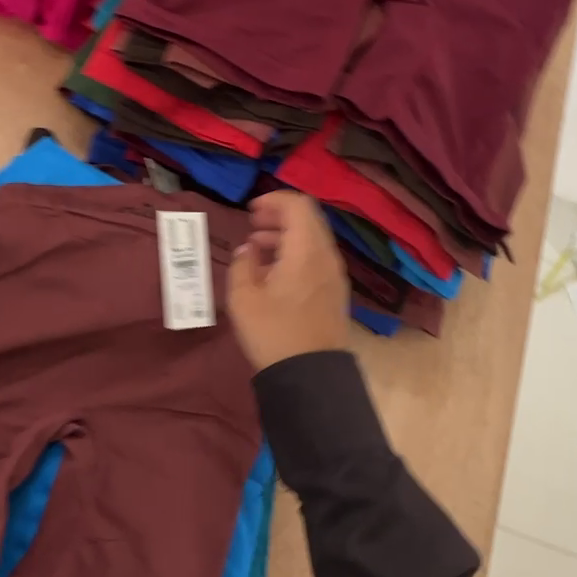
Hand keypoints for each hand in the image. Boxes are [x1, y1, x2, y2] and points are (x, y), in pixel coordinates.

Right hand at [226, 190, 350, 370]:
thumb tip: (248, 249)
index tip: (250, 210)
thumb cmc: (273, 332)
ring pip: (313, 239)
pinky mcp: (334, 292)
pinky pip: (316, 258)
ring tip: (258, 250)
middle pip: (308, 220)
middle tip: (252, 227)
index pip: (298, 206)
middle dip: (279, 216)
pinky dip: (295, 253)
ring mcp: (334, 276)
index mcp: (305, 251)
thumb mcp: (243, 298)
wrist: (310, 376)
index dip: (274, 200)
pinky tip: (274, 272)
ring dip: (286, 236)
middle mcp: (326, 257)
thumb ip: (242, 264)